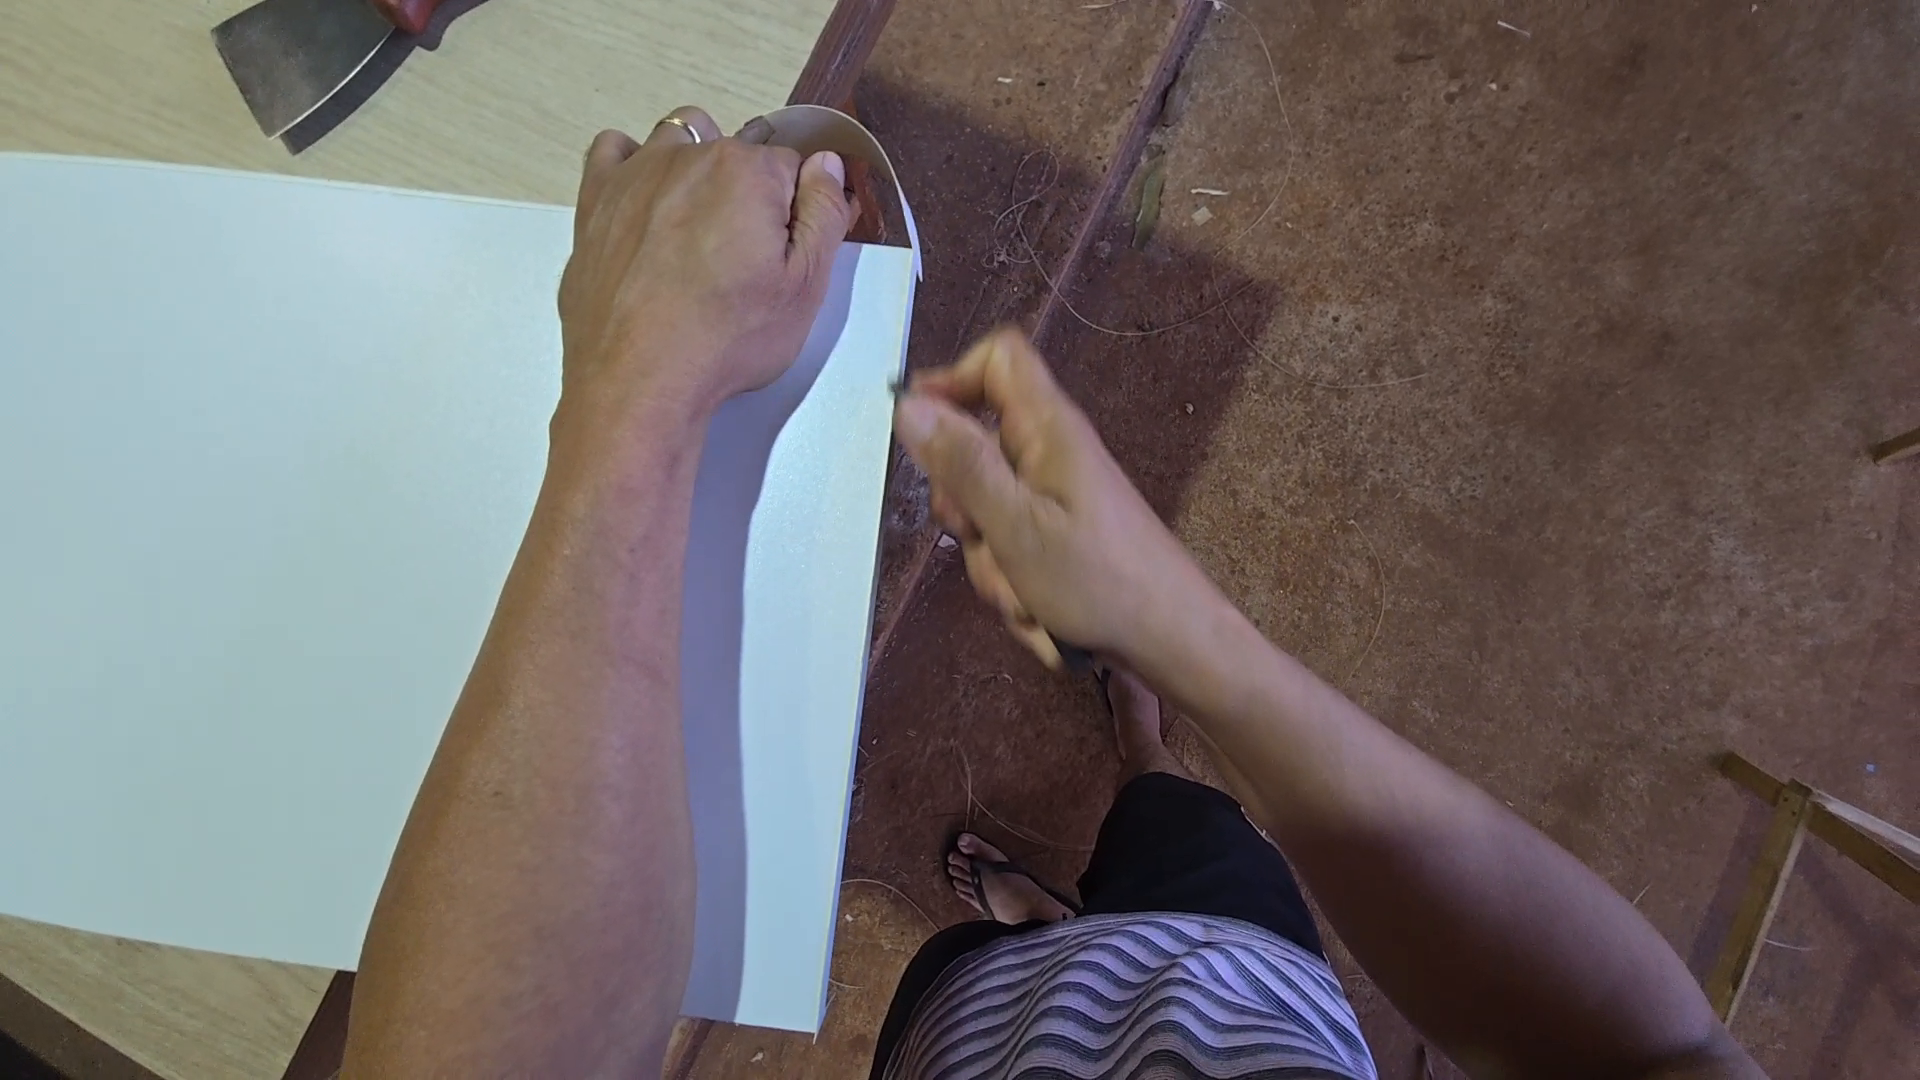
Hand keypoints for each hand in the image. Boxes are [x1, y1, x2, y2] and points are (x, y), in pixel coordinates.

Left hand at [557, 107, 857, 429]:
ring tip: (703, 235)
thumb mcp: (804, 288)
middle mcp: (691, 155)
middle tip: (749, 260)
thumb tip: (828, 165)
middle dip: (753, 196)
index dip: (802, 212)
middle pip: (740, 155)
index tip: (793, 254)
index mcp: (748, 172)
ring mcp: (637, 173)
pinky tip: (652, 208)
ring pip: (683, 142)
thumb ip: (825, 215)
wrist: (640, 377)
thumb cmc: (728, 338)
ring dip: (700, 173)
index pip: (795, 169)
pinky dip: (638, 166)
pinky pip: (618, 150)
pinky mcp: (597, 199)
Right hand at [891, 328, 1222, 669]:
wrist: (1170, 640)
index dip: (951, 381)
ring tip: (1024, 591)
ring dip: (991, 557)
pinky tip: (1039, 609)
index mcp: (1046, 428)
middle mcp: (1047, 452)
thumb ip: (962, 465)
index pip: (996, 360)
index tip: (919, 431)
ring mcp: (1051, 497)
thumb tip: (908, 405)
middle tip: (982, 536)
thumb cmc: (1100, 582)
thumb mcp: (1016, 526)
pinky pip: (1007, 544)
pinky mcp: (1055, 535)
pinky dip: (1012, 577)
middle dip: (964, 505)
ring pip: (984, 508)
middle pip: (974, 447)